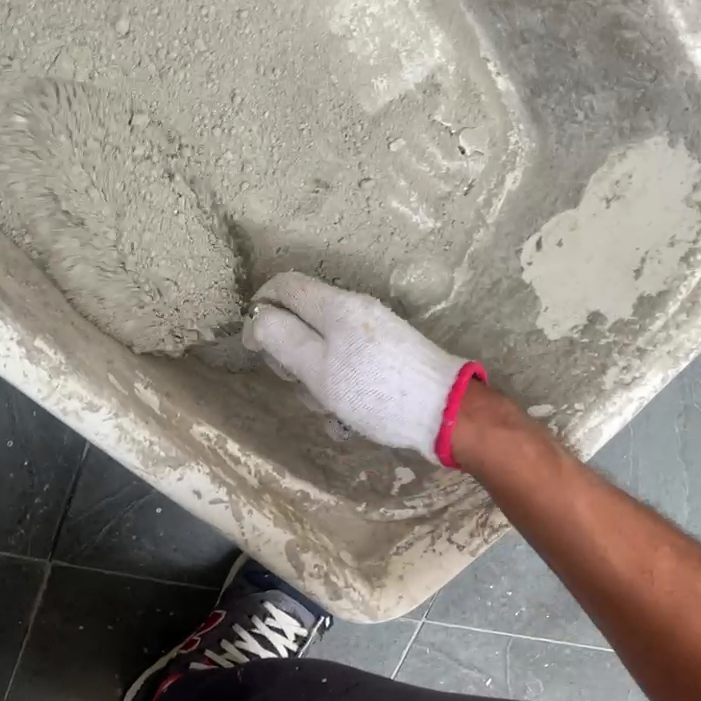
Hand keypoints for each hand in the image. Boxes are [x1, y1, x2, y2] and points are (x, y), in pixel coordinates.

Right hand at [242, 272, 486, 466]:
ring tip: (326, 405)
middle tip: (293, 380)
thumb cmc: (375, 391)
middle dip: (288, 350)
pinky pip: (347, 364)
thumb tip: (257, 318)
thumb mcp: (317, 369)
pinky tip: (347, 416)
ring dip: (313, 376)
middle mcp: (355, 311)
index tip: (252, 345)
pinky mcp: (387, 356)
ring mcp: (373, 333)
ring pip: (323, 347)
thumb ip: (281, 339)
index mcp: (336, 305)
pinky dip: (338, 386)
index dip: (259, 308)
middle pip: (302, 318)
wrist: (448, 413)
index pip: (284, 285)